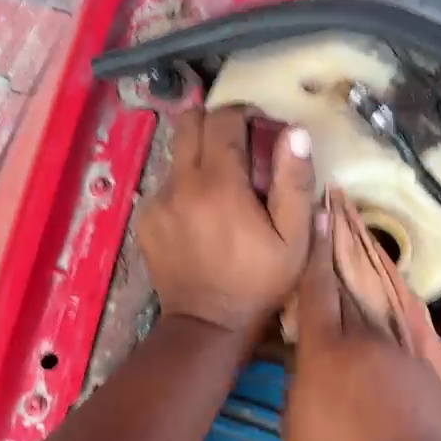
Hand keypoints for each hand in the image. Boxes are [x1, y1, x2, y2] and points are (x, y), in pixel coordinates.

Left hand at [136, 106, 315, 335]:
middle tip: (239, 146)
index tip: (262, 131)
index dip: (245, 115)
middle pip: (189, 122)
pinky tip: (203, 215)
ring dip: (200, 155)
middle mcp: (181, 183)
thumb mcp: (293, 239)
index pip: (224, 118)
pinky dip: (186, 186)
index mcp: (219, 183)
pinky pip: (167, 183)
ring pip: (176, 152)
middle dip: (215, 124)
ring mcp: (158, 200)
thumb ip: (294, 182)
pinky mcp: (146, 218)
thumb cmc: (258, 283)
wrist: (207, 325)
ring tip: (223, 186)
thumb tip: (294, 133)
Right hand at [283, 200, 440, 440]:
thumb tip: (311, 372)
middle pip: (350, 291)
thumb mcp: (296, 425)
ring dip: (364, 304)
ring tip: (353, 299)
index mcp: (326, 348)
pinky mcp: (424, 371)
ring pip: (376, 318)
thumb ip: (301, 387)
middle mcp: (365, 338)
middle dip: (340, 259)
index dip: (316, 251)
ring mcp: (400, 352)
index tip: (321, 213)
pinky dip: (383, 346)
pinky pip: (397, 346)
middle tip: (336, 225)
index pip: (317, 289)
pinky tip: (378, 360)